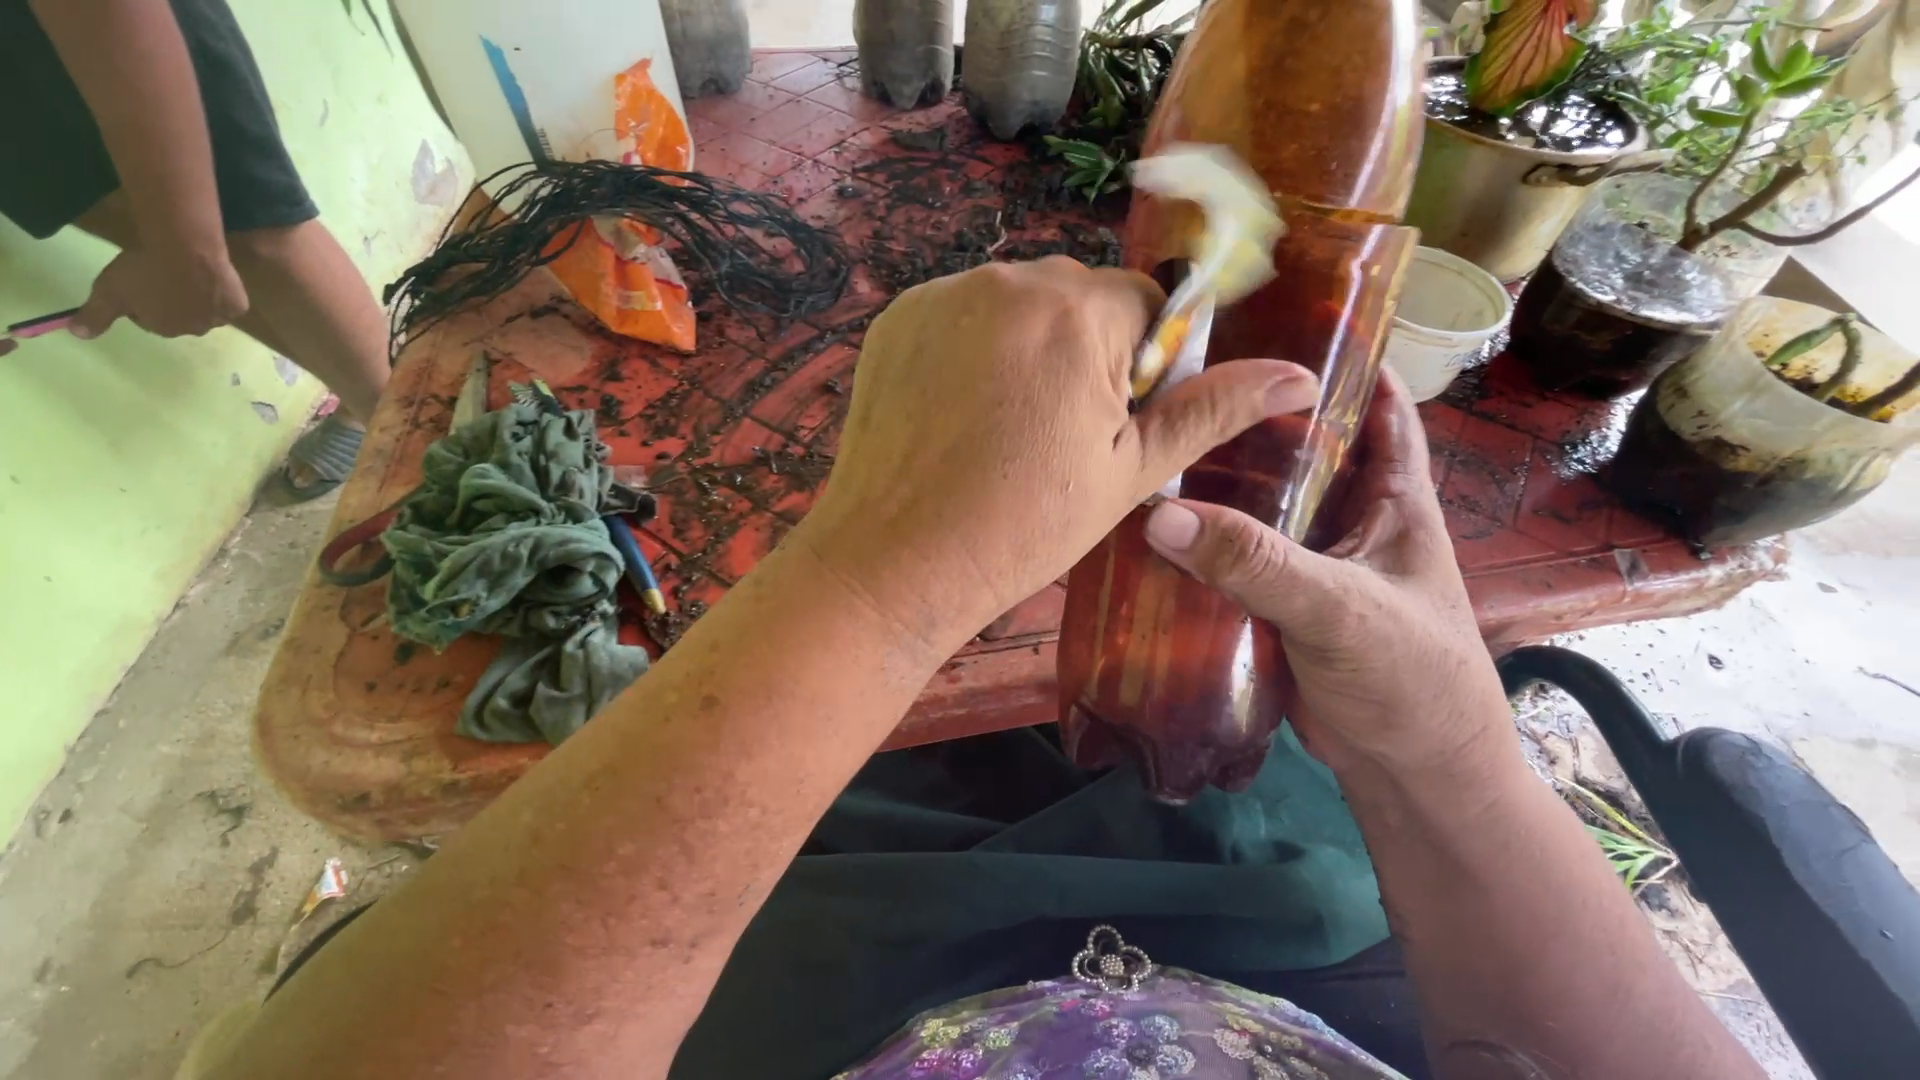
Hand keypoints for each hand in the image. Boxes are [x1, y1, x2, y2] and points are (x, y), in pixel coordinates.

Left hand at [71, 243, 247, 339]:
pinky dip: (219, 295)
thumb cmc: (142, 271)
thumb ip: (94, 315)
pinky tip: (210, 280)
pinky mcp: (238, 306)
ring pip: (205, 312)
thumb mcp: (107, 291)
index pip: (150, 321)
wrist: (184, 249)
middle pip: (181, 319)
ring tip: (187, 278)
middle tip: (163, 280)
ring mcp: (220, 319)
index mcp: (163, 330)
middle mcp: (194, 330)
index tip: (137, 285)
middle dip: (172, 305)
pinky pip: (228, 304)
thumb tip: (78, 335)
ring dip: (197, 301)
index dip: (142, 303)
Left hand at [795, 256, 1319, 655]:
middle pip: (1078, 297)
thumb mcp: (1128, 474)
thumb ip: (1210, 410)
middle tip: (1053, 434)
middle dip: (1083, 350)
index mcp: (1076, 312)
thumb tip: (1299, 376)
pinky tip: (959, 413)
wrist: (894, 561)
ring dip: (1027, 347)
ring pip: (1018, 305)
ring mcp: (942, 296)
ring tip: (1002, 428)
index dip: (1137, 366)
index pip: (1144, 305)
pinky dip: (972, 350)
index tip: (1106, 425)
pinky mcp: (897, 318)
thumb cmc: (1021, 526)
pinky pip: (962, 316)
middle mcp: (1007, 280)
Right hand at [1141, 371, 1514, 780]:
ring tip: (1151, 443)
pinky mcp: (1278, 601)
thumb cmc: (1410, 678)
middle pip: (1299, 449)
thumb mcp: (1340, 609)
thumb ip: (1256, 562)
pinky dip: (1202, 541)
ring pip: (1260, 503)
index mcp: (1392, 497)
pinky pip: (1236, 556)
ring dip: (1217, 482)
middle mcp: (1349, 517)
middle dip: (1251, 417)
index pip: (1375, 405)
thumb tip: (1158, 514)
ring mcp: (1311, 560)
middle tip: (1181, 382)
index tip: (1277, 320)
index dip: (1340, 359)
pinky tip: (1152, 528)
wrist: (1411, 772)